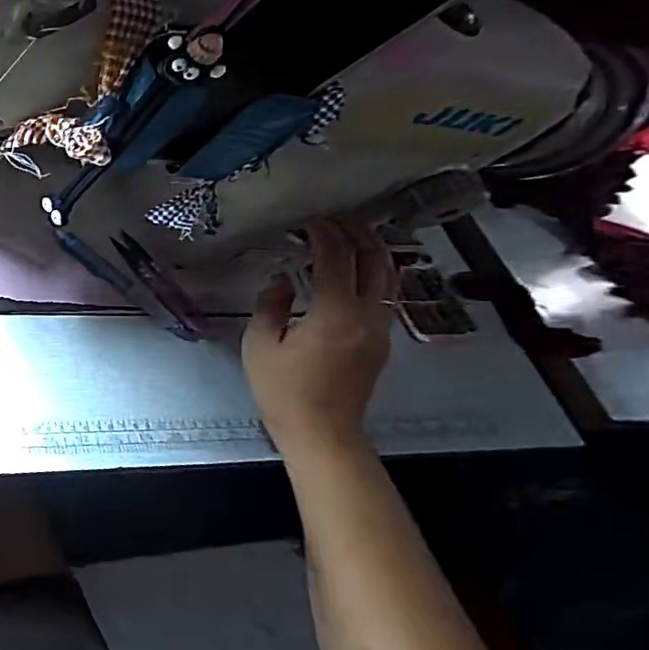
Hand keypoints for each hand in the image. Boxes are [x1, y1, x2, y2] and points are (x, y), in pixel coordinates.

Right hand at [242, 218, 395, 451]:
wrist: (321, 429)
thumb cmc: (282, 388)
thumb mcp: (260, 344)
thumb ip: (271, 307)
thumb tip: (282, 283)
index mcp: (336, 314)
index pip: (337, 260)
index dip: (325, 234)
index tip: (309, 221)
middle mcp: (368, 316)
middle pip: (376, 261)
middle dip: (358, 234)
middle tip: (334, 220)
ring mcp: (380, 329)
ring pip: (388, 277)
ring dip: (371, 251)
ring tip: (349, 236)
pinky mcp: (380, 341)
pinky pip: (382, 294)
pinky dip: (370, 272)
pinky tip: (351, 271)